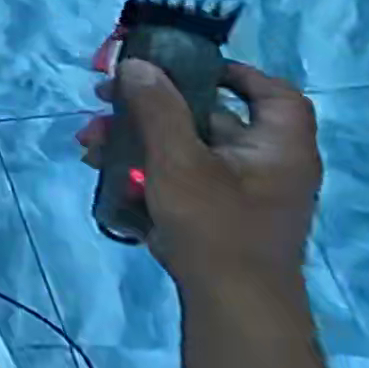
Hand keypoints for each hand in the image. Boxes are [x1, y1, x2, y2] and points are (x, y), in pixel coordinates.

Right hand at [79, 59, 322, 289]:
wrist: (230, 304)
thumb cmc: (215, 225)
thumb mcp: (178, 159)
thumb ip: (158, 107)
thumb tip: (137, 63)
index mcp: (278, 148)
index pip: (275, 94)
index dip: (235, 72)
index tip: (181, 64)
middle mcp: (265, 163)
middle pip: (209, 113)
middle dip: (149, 103)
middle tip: (106, 96)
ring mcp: (239, 187)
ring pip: (181, 141)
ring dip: (133, 132)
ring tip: (91, 139)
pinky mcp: (214, 206)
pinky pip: (175, 167)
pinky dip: (141, 160)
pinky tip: (102, 164)